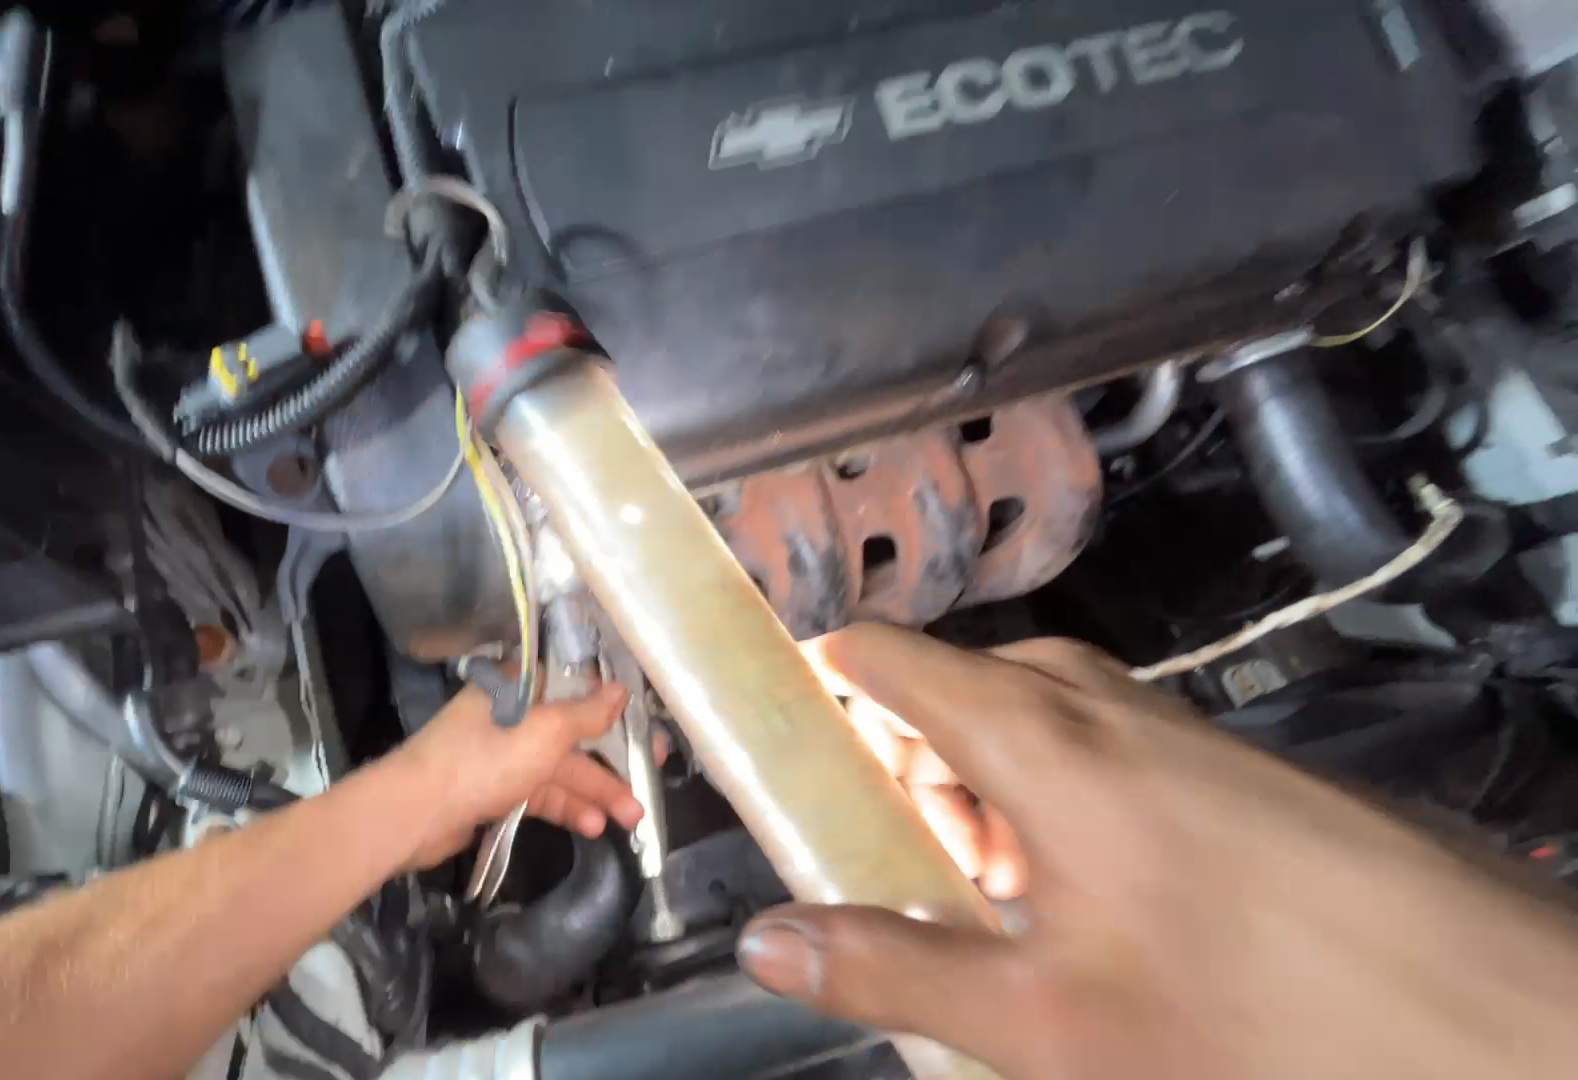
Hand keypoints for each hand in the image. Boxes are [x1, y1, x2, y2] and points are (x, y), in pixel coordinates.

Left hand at [392, 683, 645, 868]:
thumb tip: (620, 688)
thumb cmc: (485, 758)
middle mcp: (513, 715)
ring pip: (559, 769)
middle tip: (649, 781)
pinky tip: (593, 827)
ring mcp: (502, 754)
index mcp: (521, 688)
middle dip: (610, 762)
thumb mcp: (546, 731)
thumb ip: (587, 713)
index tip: (645, 726)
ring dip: (594, 792)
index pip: (574, 688)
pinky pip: (540, 793)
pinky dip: (565, 807)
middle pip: (572, 734)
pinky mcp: (495, 789)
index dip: (613, 708)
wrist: (416, 812)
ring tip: (631, 818)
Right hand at [740, 625, 1577, 1079]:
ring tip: (1000, 897)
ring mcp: (1153, 716)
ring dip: (974, 790)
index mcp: (1025, 728)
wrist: (1544, 1037)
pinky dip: (1045, 798)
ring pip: (1009, 720)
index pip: (877, 654)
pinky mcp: (1207, 751)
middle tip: (911, 864)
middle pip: (937, 693)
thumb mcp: (1048, 1019)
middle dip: (901, 767)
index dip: (817, 676)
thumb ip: (889, 967)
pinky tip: (1091, 897)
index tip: (786, 731)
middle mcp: (1080, 694)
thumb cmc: (1270, 1024)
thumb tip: (763, 943)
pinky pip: (1080, 743)